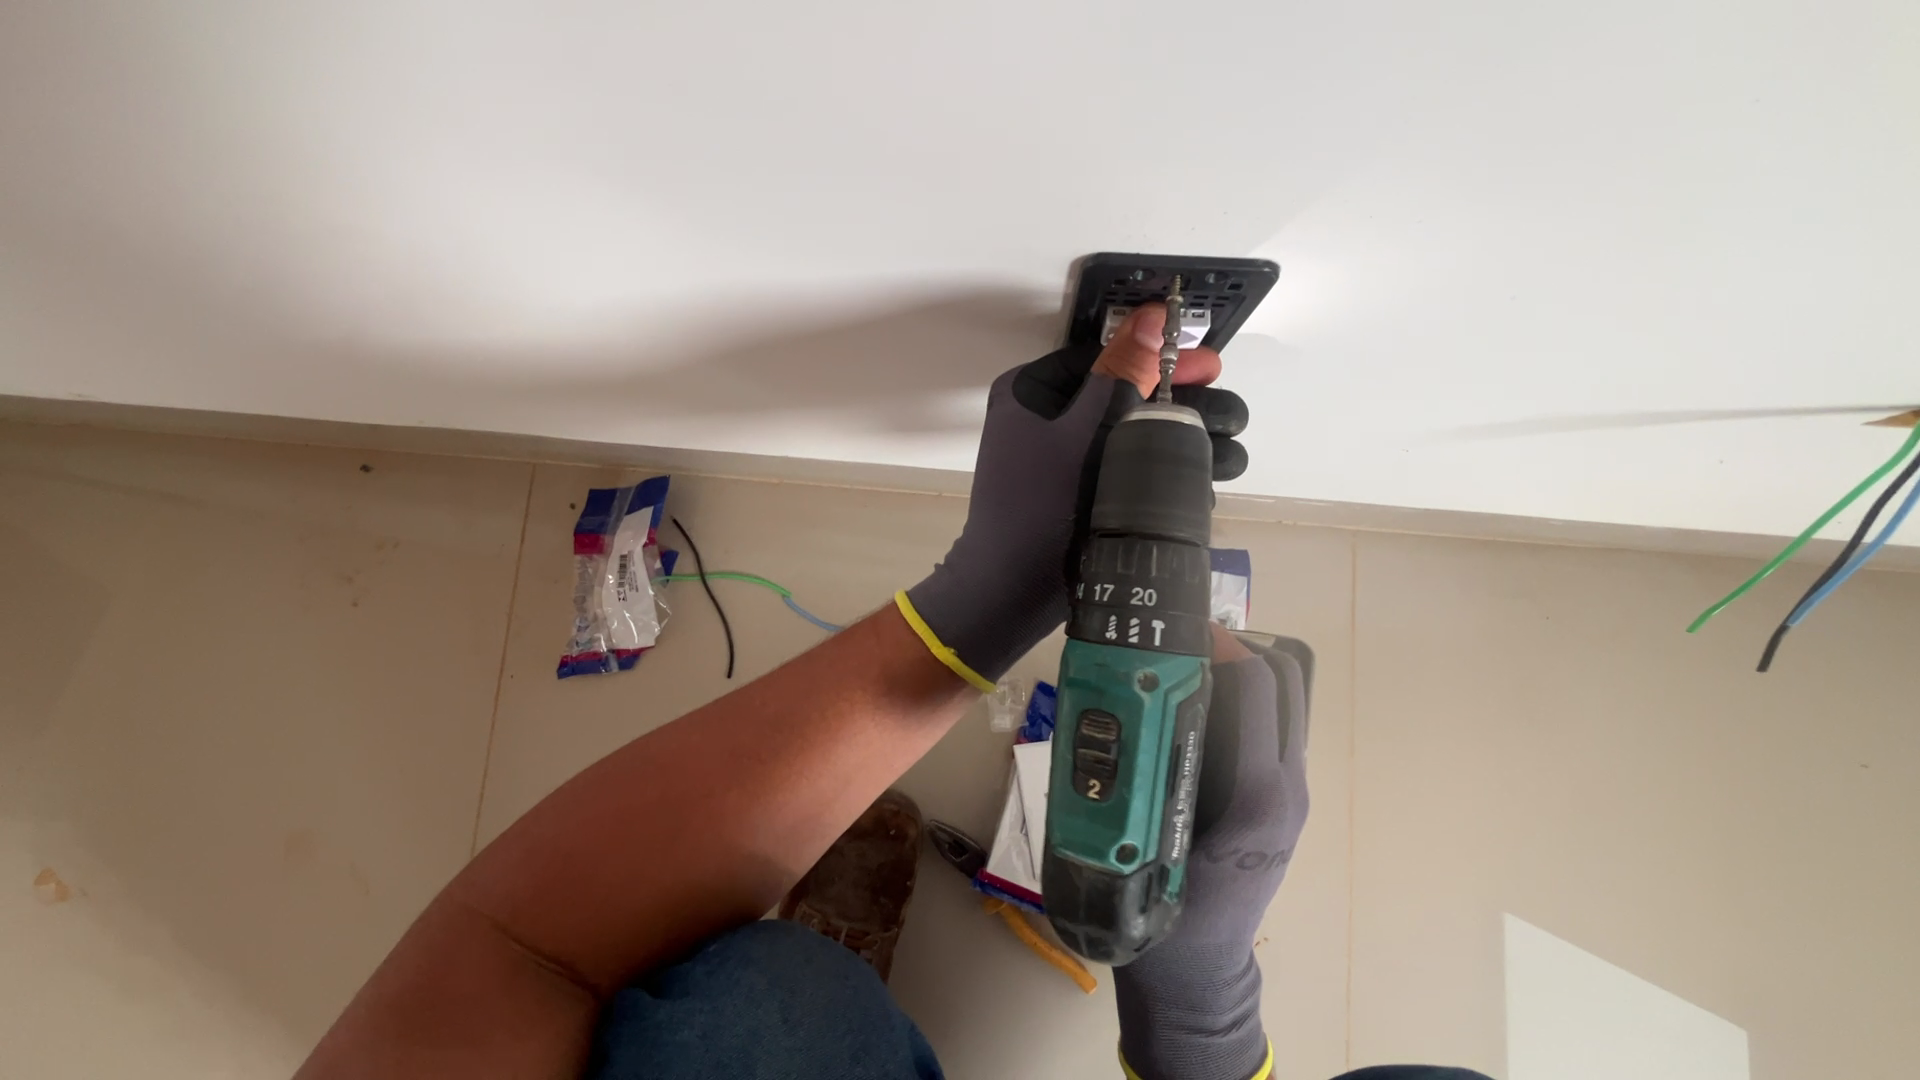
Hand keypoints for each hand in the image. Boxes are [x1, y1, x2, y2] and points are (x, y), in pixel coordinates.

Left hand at [897, 307, 1247, 689]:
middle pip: (1128, 399)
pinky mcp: (1086, 497)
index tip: (1209, 364)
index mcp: (1033, 394)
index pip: (1106, 361)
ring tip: (1230, 454)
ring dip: (1184, 444)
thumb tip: (1149, 314)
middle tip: (1229, 414)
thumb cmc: (1039, 505)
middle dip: (1182, 407)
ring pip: (1136, 439)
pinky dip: (1166, 478)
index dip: (1161, 361)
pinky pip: (1131, 475)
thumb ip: (1120, 376)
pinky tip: (1206, 484)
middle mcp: (1049, 422)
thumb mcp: (1082, 433)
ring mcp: (1068, 462)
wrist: (1010, 592)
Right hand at [1115, 627, 1312, 1079]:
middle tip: (1179, 640)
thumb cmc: (1169, 917)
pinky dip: (1242, 701)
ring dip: (1242, 671)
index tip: (1179, 629)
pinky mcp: (1279, 799)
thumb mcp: (1142, 845)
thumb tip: (1123, 710)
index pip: (1259, 691)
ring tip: (1183, 663)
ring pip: (1283, 703)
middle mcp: (1287, 786)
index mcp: (1262, 795)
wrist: (1200, 974)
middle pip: (1285, 684)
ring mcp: (1289, 793)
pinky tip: (1191, 705)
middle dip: (1239, 648)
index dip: (1224, 648)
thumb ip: (1138, 781)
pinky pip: (1271, 729)